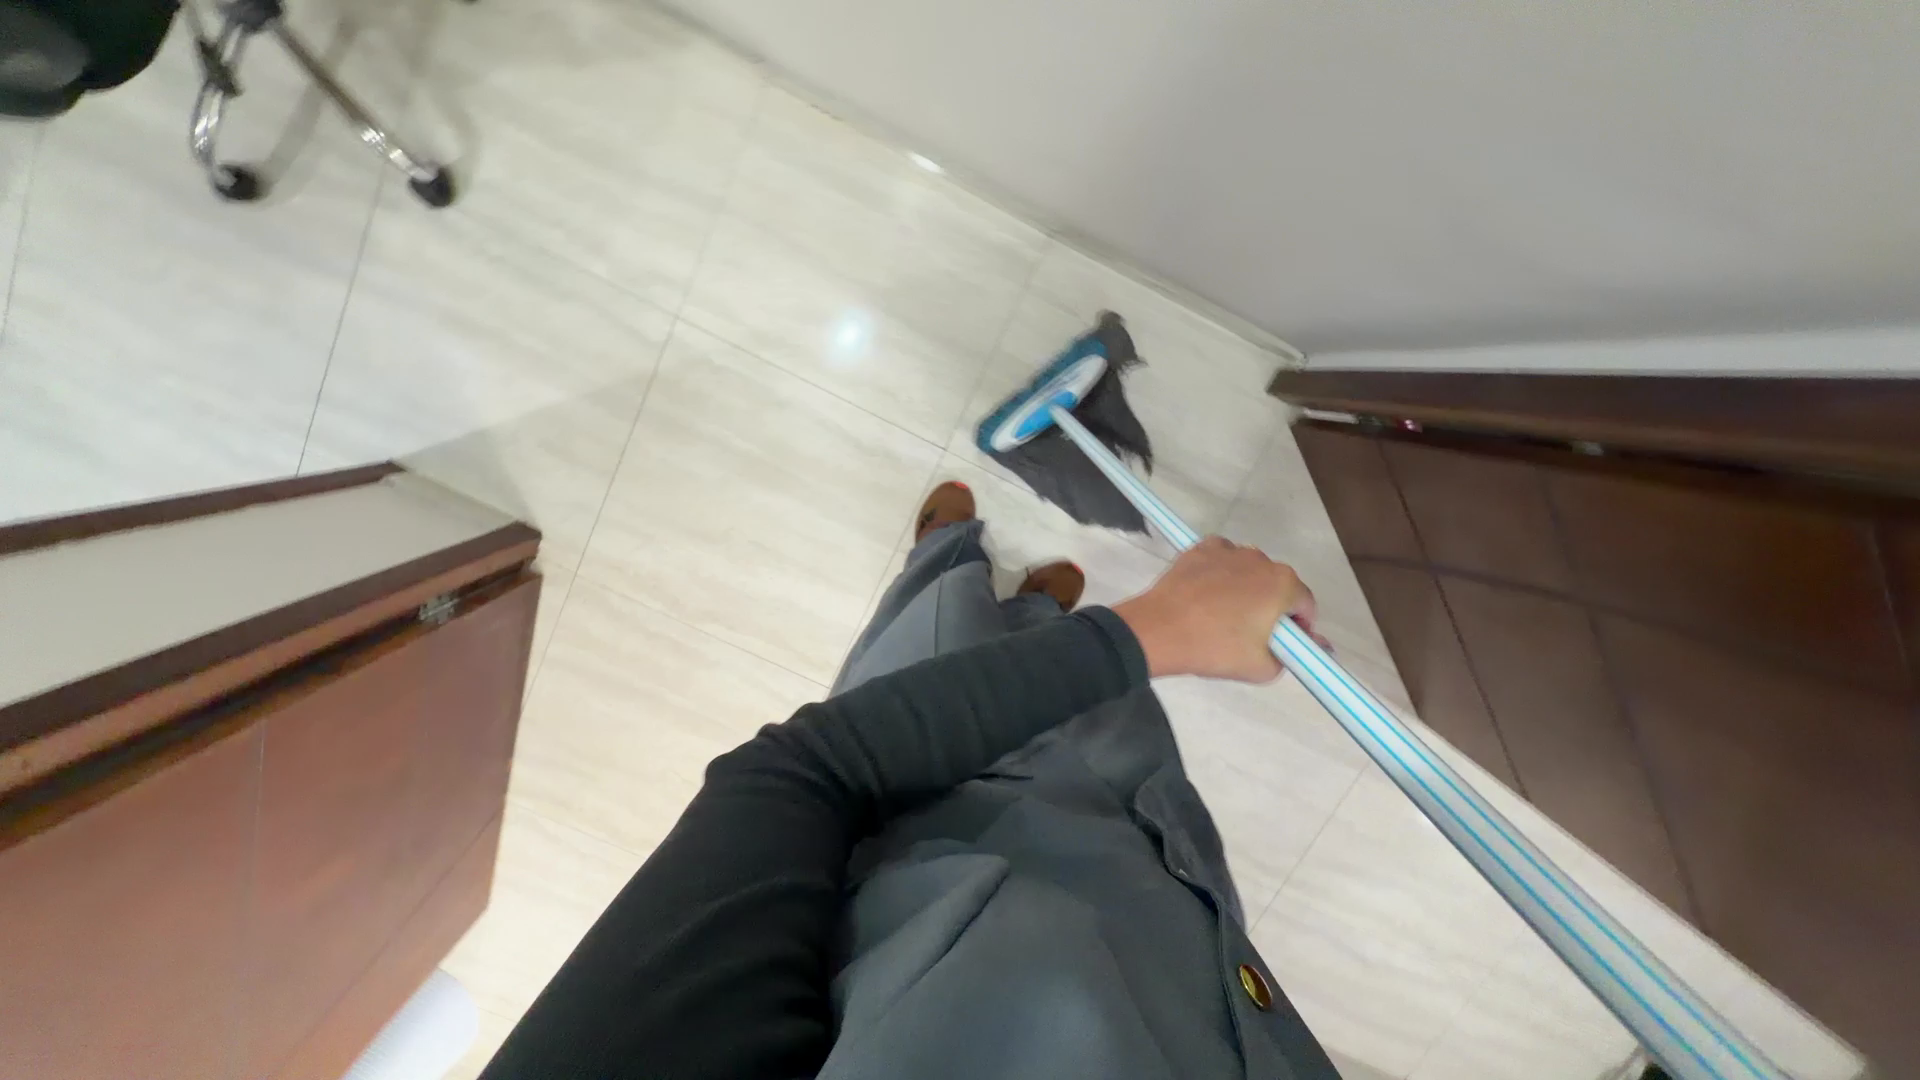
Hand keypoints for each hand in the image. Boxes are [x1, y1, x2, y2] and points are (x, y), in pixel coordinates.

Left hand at [1111, 537, 1322, 681]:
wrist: (1159, 630)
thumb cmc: (1215, 648)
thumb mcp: (1263, 668)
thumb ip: (1293, 657)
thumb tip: (1305, 646)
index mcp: (1283, 584)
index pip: (1305, 605)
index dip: (1299, 627)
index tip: (1283, 643)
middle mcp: (1261, 559)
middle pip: (1278, 585)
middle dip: (1272, 606)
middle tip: (1251, 632)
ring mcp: (1228, 550)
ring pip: (1249, 570)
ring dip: (1246, 587)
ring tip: (1224, 613)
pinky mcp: (1200, 549)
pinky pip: (1221, 559)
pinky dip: (1220, 572)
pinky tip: (1207, 592)